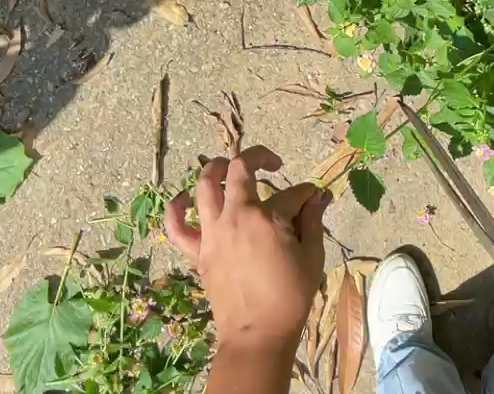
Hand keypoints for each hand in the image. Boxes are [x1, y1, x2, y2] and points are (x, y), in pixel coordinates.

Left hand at [164, 144, 329, 354]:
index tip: (313, 198)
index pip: (291, 193)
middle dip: (259, 156)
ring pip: (205, 184)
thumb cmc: (290, 297)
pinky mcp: (198, 252)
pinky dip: (176, 209)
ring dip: (216, 168)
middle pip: (240, 168)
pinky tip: (186, 199)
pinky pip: (176, 226)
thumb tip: (317, 197)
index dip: (306, 193)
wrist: (258, 336)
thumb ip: (313, 221)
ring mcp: (213, 232)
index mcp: (267, 217)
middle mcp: (236, 215)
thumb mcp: (313, 257)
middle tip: (272, 163)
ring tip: (229, 168)